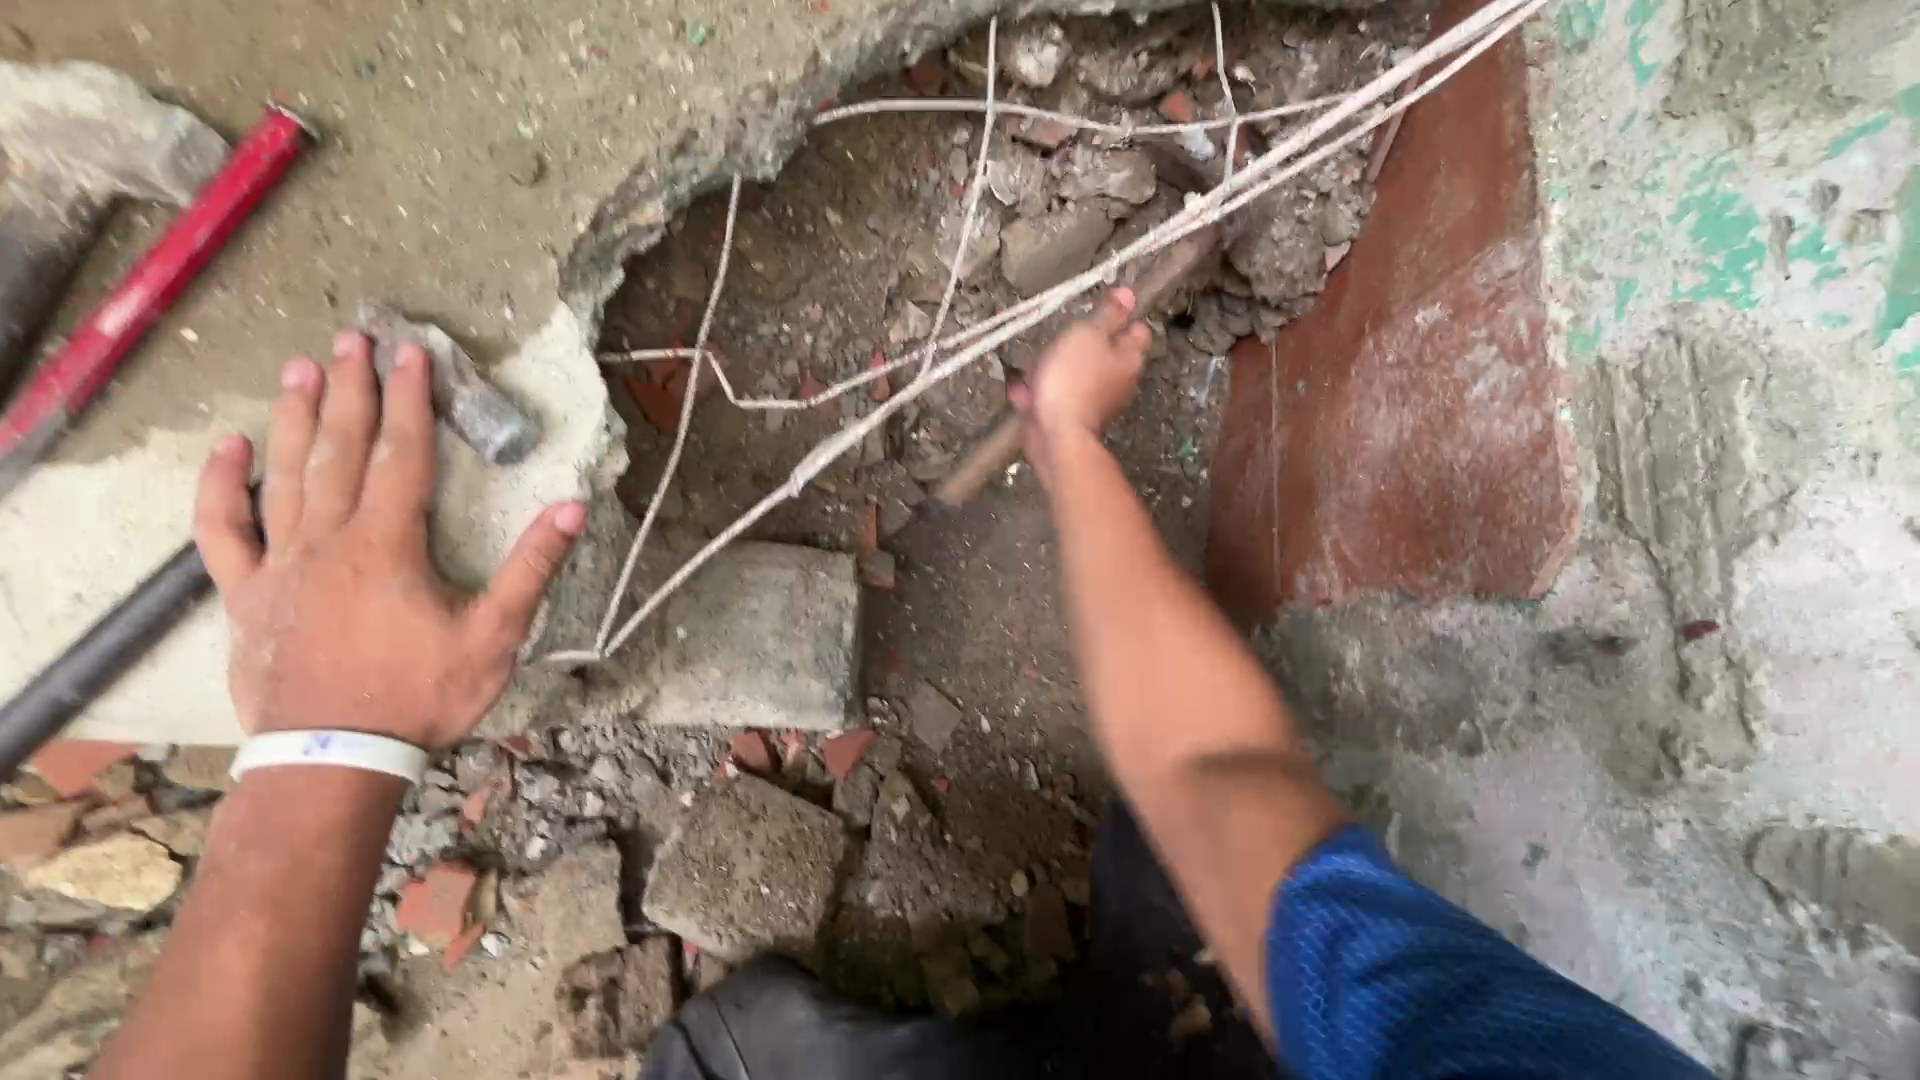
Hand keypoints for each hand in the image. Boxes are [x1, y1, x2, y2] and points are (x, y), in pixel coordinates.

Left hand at [192, 330, 586, 749]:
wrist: (335, 757)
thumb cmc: (422, 694)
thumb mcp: (496, 635)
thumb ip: (531, 568)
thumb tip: (572, 508)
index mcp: (388, 545)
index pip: (402, 455)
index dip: (410, 401)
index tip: (413, 355)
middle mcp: (328, 540)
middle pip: (339, 450)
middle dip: (350, 391)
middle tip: (353, 339)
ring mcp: (280, 565)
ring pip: (283, 476)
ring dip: (293, 419)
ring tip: (299, 369)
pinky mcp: (247, 594)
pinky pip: (223, 531)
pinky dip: (220, 487)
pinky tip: (228, 449)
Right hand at [1008, 288, 1151, 481]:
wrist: (1056, 435)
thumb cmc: (1073, 380)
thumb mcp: (1088, 334)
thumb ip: (1108, 314)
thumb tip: (1129, 294)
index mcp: (1129, 358)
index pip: (1136, 329)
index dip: (1117, 319)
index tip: (1093, 316)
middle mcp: (1118, 381)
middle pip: (1099, 351)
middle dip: (1073, 346)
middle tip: (1058, 347)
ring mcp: (1095, 401)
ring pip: (1072, 373)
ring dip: (1050, 370)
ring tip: (1036, 374)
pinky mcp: (1072, 417)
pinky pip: (1055, 395)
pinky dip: (1041, 393)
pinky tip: (1027, 394)